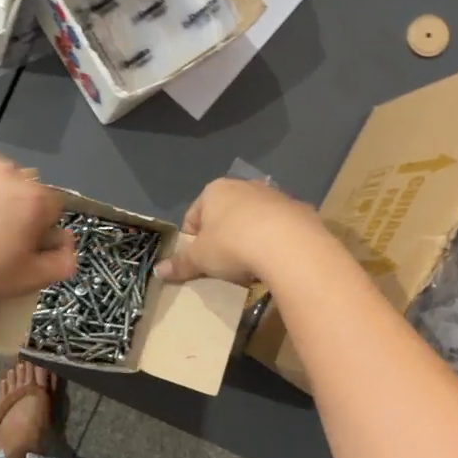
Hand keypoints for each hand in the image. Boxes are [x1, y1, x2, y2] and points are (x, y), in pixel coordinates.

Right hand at [156, 178, 330, 284]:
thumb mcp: (200, 259)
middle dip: (222, 239)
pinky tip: (273, 261)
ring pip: (253, 220)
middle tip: (222, 265)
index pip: (193, 215)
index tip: (198, 260)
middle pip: (225, 216)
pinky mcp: (300, 210)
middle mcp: (245, 186)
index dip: (192, 240)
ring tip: (249, 266)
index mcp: (215, 191)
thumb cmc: (232, 245)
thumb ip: (180, 263)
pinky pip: (279, 229)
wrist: (289, 246)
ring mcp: (275, 196)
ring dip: (248, 240)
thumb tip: (157, 271)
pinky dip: (273, 242)